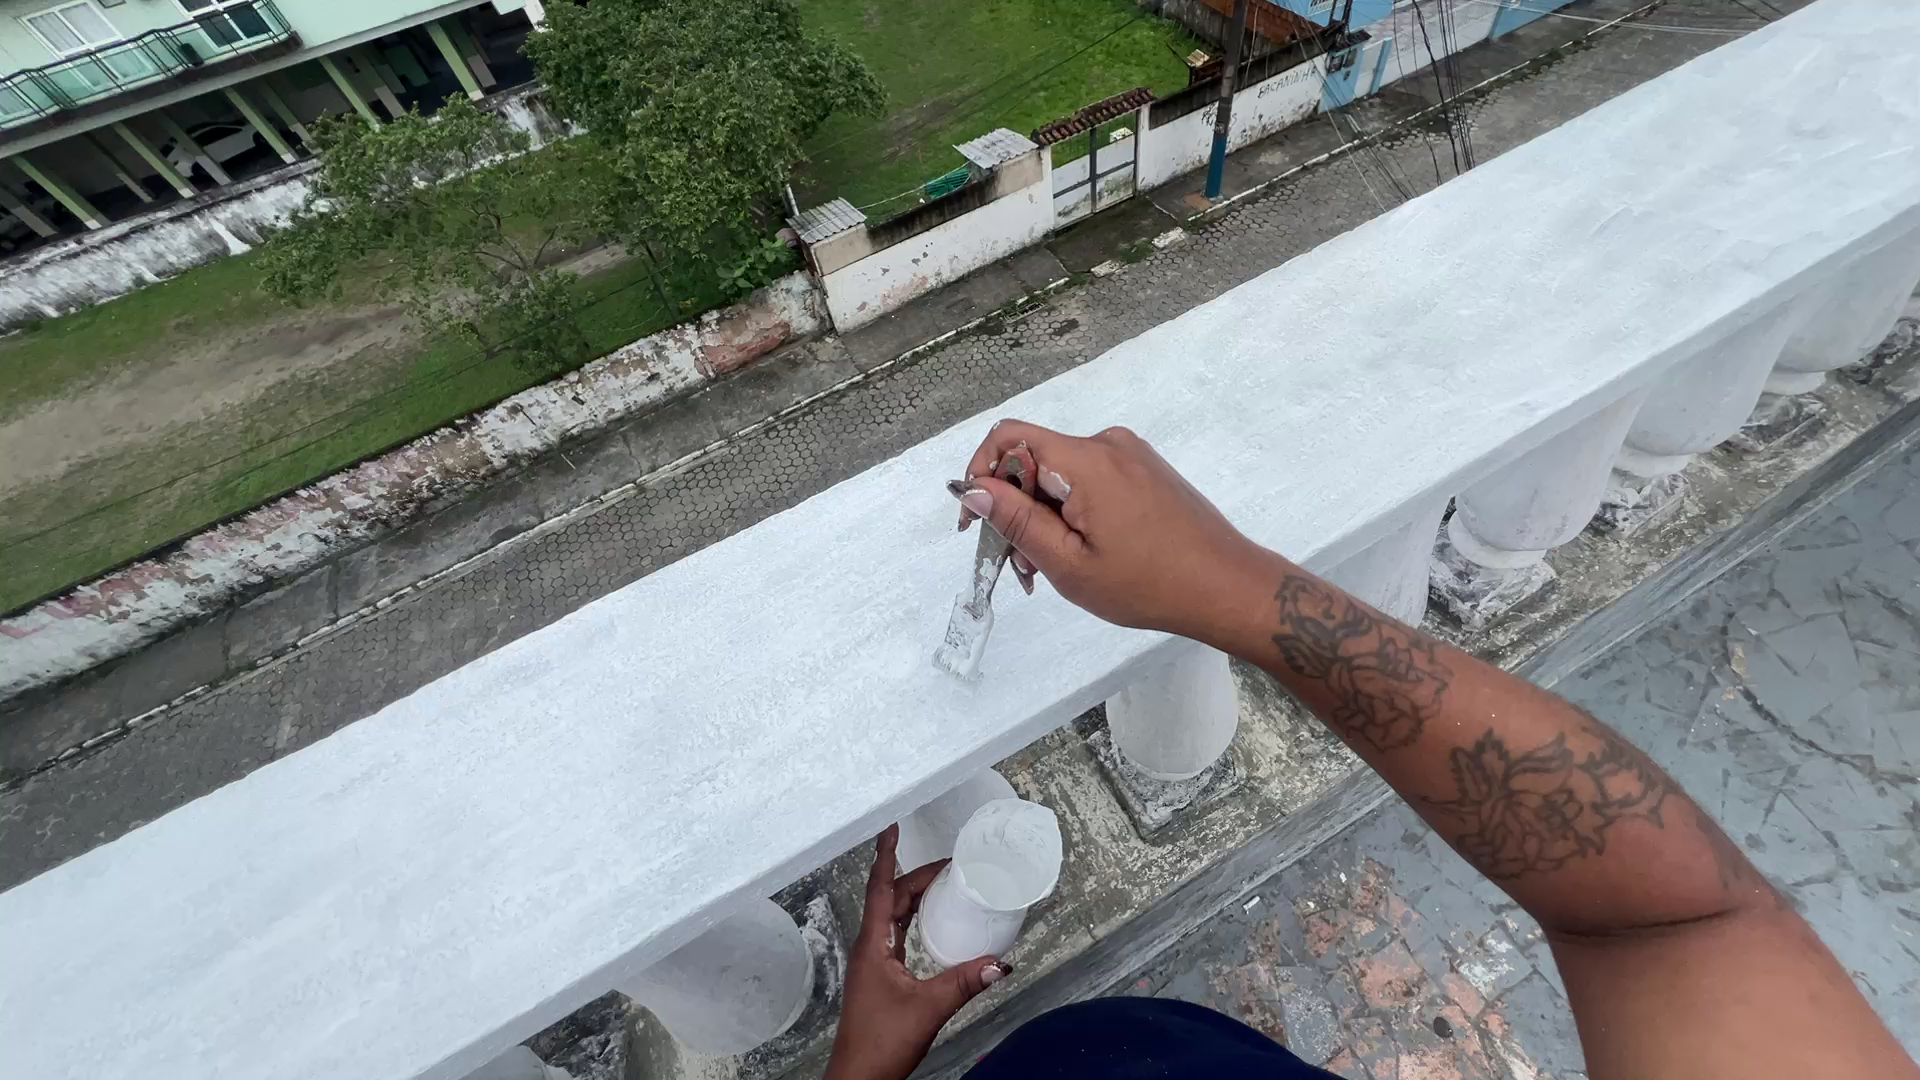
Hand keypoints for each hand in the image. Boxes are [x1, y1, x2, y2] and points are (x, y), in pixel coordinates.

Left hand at [823, 827, 1010, 1079]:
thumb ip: (964, 983)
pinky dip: (915, 917)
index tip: (893, 827)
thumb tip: (1002, 963)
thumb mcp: (928, 1009)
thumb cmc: (881, 1043)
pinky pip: (898, 932)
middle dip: (916, 874)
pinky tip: (934, 921)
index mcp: (873, 943)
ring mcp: (874, 960)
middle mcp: (870, 945)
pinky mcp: (881, 974)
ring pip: (894, 914)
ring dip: (915, 894)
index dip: (886, 855)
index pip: (880, 887)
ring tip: (944, 881)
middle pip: (892, 896)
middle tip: (949, 862)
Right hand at [956, 420, 1267, 642]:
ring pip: (1061, 475)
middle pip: (1035, 460)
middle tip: (1021, 565)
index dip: (981, 474)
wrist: (1227, 586)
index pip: (1009, 438)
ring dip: (1044, 517)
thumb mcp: (1069, 563)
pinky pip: (1089, 480)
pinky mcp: (1144, 470)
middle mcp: (1107, 444)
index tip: (977, 522)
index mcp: (1086, 460)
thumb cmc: (1147, 584)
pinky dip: (1072, 511)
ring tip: (1052, 568)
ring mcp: (1130, 455)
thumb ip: (1017, 521)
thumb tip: (972, 488)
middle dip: (1015, 509)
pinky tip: (1080, 552)